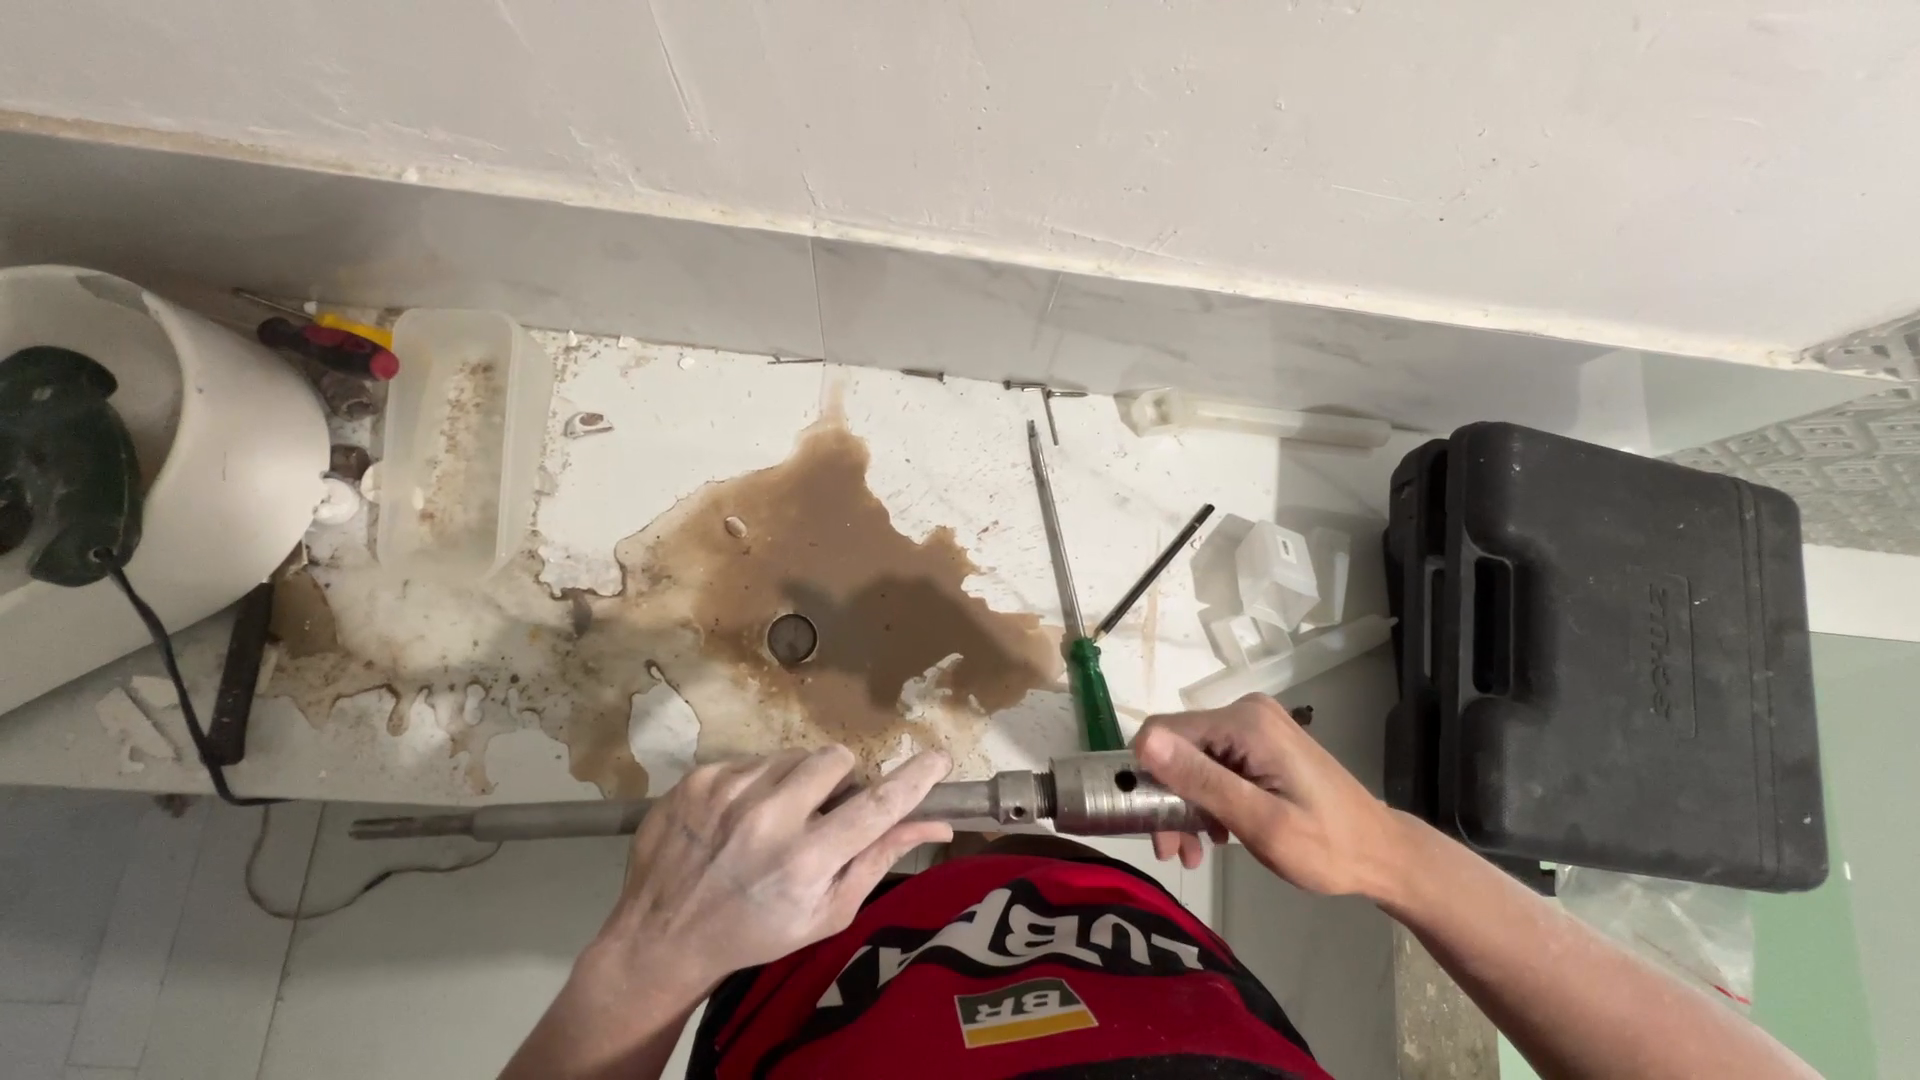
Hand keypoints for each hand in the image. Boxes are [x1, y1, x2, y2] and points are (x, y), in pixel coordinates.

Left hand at [589, 745, 953, 988]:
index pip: (877, 805)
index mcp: (805, 861)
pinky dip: (758, 783)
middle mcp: (768, 819)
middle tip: (824, 810)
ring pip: (794, 755)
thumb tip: (936, 824)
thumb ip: (879, 860)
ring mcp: (729, 792)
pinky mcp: (700, 778)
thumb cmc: (756, 931)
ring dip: (797, 781)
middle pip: (836, 759)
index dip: (915, 778)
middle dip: (841, 779)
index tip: (939, 757)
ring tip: (775, 818)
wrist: (661, 935)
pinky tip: (740, 817)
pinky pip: (753, 759)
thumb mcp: (826, 913)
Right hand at [1133, 694, 1407, 898]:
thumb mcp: (1261, 822)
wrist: (1383, 855)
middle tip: (1176, 853)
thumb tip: (1144, 743)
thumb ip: (1202, 780)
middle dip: (1168, 800)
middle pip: (1177, 748)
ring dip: (1185, 805)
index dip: (1147, 777)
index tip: (1154, 827)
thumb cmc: (1327, 847)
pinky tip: (1216, 834)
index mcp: (1245, 722)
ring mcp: (1254, 725)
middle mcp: (1245, 711)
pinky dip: (1206, 798)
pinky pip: (1213, 763)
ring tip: (1195, 852)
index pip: (1163, 733)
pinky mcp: (1259, 743)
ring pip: (1191, 759)